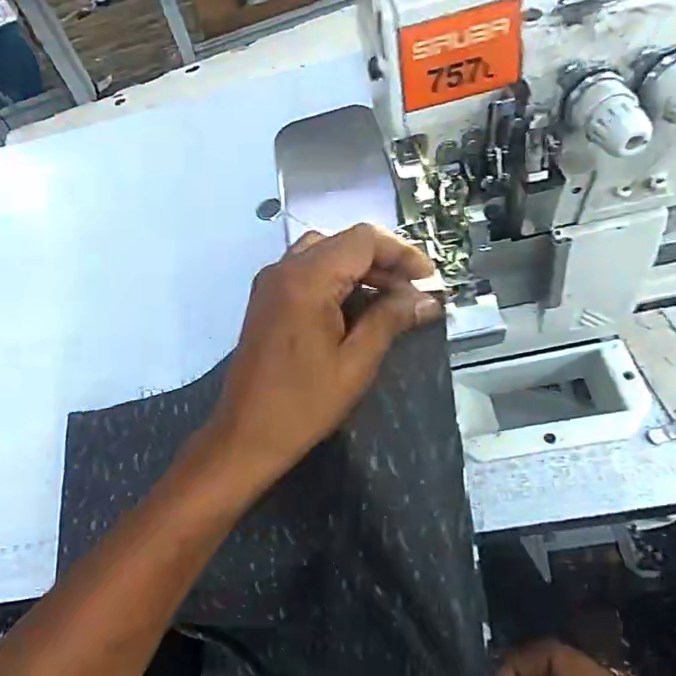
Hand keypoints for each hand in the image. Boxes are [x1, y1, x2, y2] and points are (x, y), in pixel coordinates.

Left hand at [199, 223, 440, 489]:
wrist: (247, 435)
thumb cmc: (304, 404)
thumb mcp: (356, 363)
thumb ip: (390, 320)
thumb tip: (425, 300)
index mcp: (306, 280)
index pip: (363, 240)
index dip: (401, 253)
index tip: (428, 279)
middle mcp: (284, 270)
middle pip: (344, 243)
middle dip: (384, 262)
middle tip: (414, 292)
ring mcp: (271, 284)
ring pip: (325, 254)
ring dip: (362, 270)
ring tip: (392, 300)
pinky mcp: (267, 301)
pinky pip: (308, 273)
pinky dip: (338, 281)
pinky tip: (359, 309)